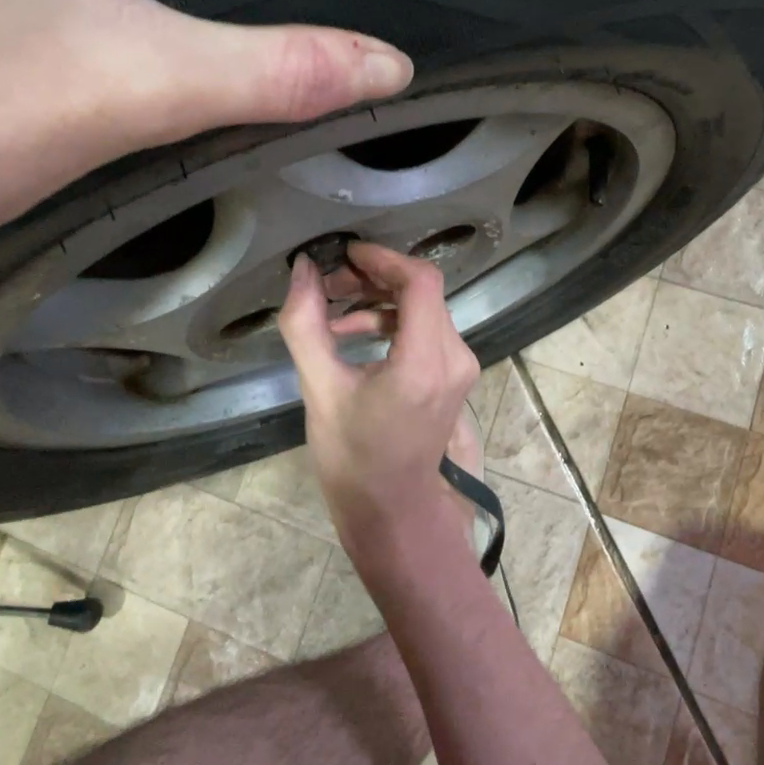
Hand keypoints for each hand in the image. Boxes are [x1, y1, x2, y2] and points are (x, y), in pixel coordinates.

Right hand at [278, 243, 482, 549]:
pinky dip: (393, 322)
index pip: (419, 282)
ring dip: (380, 299)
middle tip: (330, 282)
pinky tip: (352, 332)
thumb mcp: (319, 390)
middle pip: (422, 291)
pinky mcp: (456, 375)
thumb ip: (306, 325)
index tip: (345, 254)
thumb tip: (303, 271)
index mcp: (423, 363)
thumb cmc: (352, 458)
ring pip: (426, 308)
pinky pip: (428, 329)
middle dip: (374, 278)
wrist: (392, 510)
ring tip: (333, 309)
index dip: (383, 258)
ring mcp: (461, 367)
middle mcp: (454, 358)